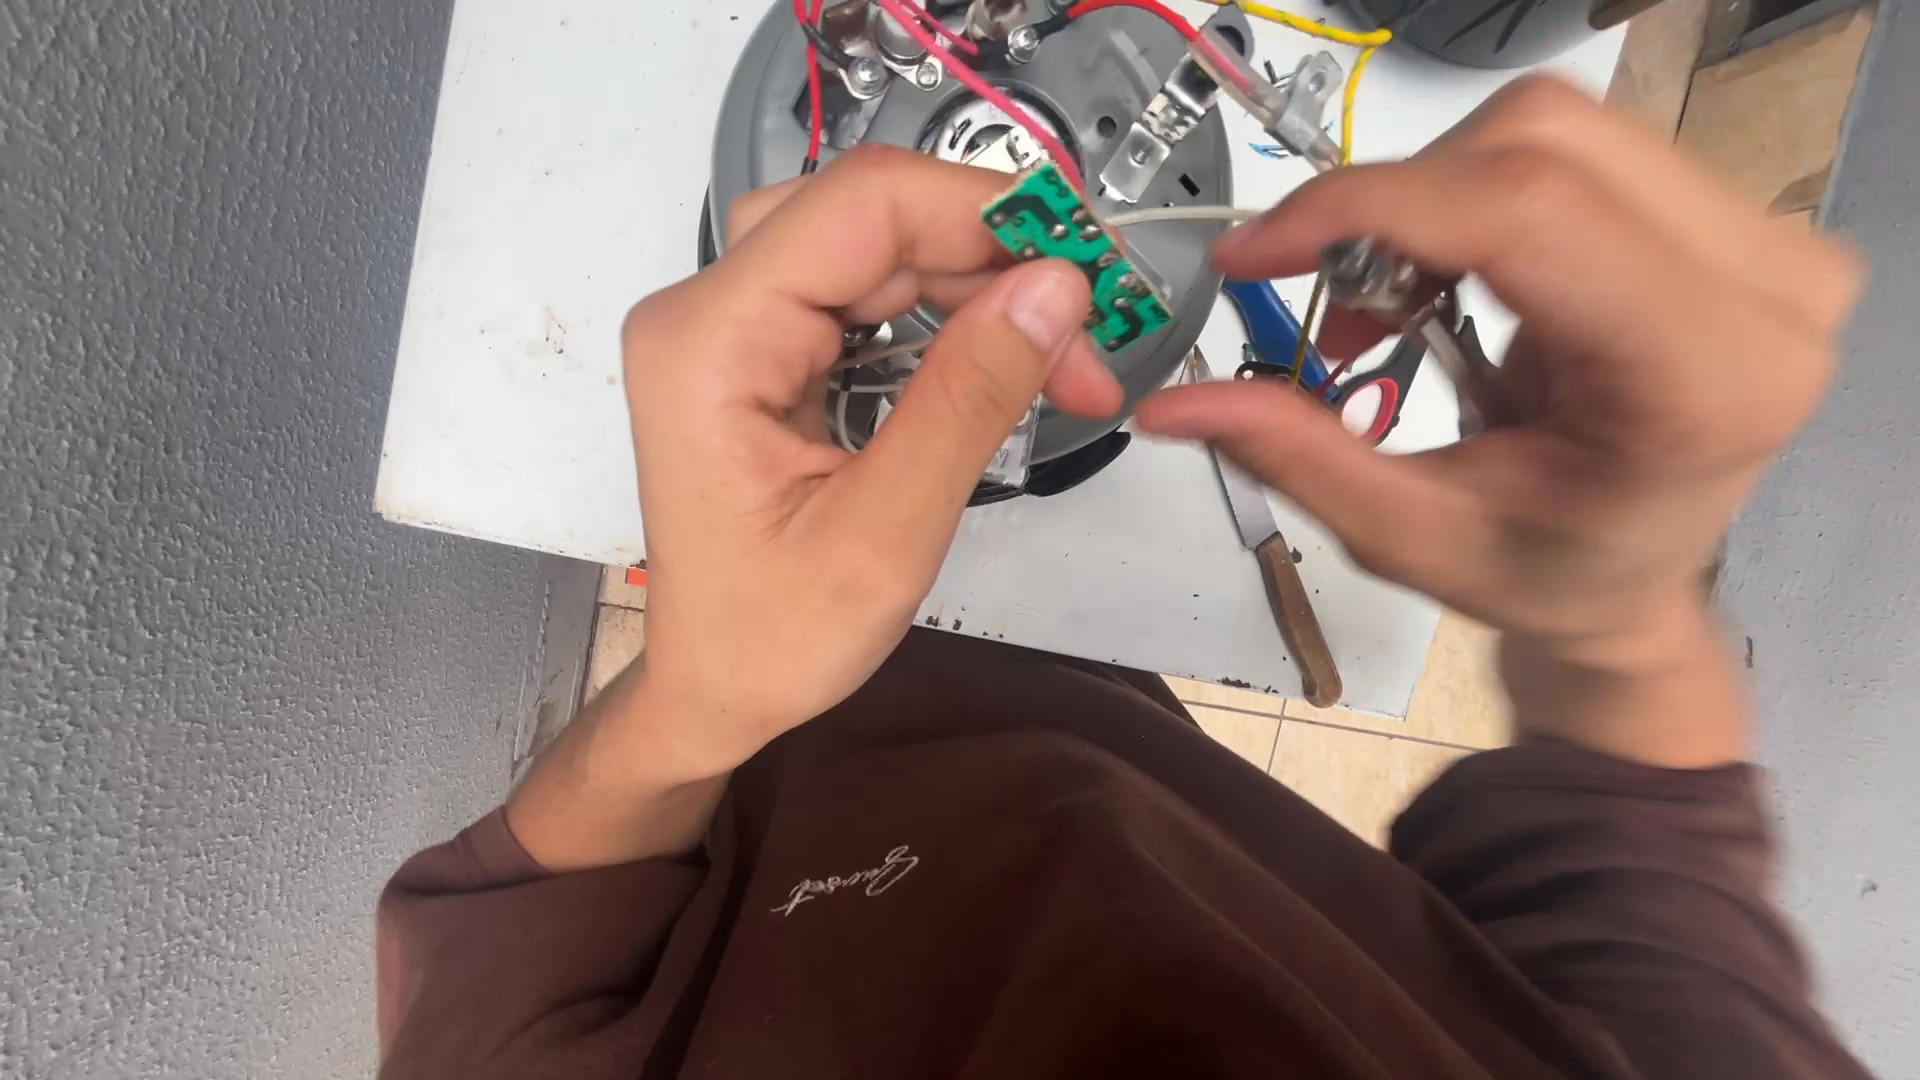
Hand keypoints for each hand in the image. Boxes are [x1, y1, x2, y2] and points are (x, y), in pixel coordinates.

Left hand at [618, 146, 1119, 776]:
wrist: (716, 688)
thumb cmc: (777, 638)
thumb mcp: (887, 531)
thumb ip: (969, 399)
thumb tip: (1057, 287)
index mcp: (711, 341)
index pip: (864, 206)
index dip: (987, 212)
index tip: (1089, 264)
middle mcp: (709, 312)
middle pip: (874, 223)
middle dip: (996, 266)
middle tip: (1089, 337)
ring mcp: (734, 331)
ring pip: (879, 259)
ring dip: (980, 296)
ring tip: (1062, 363)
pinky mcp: (765, 358)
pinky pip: (867, 304)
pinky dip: (945, 326)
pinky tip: (997, 362)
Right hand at [1134, 77, 1859, 762]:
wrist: (1625, 579)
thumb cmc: (1528, 576)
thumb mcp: (1394, 532)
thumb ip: (1287, 453)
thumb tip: (1166, 403)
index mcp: (1700, 375)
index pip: (1526, 212)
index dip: (1362, 208)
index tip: (1248, 254)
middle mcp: (1761, 279)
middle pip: (1537, 143)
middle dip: (1382, 211)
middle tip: (1325, 308)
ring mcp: (1752, 236)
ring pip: (1544, 133)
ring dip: (1415, 209)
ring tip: (1377, 311)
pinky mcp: (1710, 220)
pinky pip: (1557, 157)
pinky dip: (1451, 210)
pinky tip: (1429, 288)